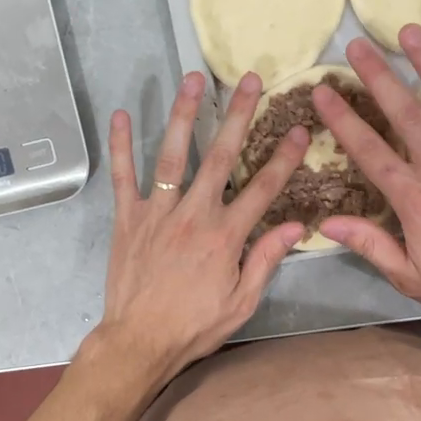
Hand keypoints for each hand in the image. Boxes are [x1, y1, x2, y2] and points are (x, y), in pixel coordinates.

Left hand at [88, 71, 310, 384]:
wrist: (139, 341)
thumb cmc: (194, 327)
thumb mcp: (241, 303)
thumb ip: (266, 260)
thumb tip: (296, 226)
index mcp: (225, 236)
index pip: (263, 188)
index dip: (284, 157)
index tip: (299, 129)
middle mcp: (193, 214)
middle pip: (220, 156)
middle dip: (237, 115)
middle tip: (249, 80)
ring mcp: (157, 212)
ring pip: (172, 154)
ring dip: (184, 114)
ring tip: (192, 78)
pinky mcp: (127, 219)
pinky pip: (123, 177)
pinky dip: (122, 146)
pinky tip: (122, 115)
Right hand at [316, 26, 420, 334]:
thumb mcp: (410, 277)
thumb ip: (370, 245)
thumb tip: (327, 224)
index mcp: (417, 200)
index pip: (371, 152)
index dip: (344, 120)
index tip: (324, 92)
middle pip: (407, 115)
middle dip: (379, 78)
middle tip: (358, 46)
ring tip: (409, 32)